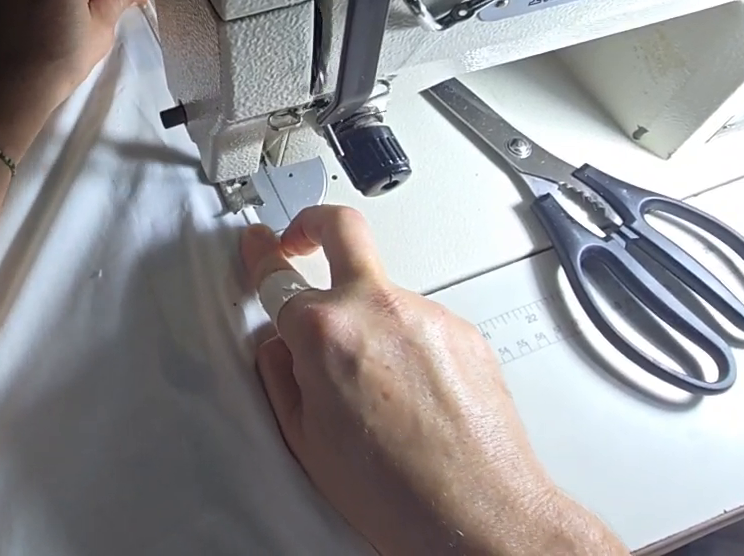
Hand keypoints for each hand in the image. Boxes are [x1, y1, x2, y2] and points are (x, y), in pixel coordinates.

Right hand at [243, 206, 624, 555]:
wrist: (485, 520)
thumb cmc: (397, 494)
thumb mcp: (305, 440)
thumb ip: (280, 375)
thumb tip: (279, 344)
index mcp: (324, 331)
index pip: (277, 274)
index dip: (260, 253)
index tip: (258, 243)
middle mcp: (374, 306)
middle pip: (340, 228)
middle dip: (311, 223)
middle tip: (300, 238)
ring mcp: (423, 313)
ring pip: (381, 291)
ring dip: (369, 318)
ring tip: (380, 385)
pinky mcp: (461, 329)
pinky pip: (417, 321)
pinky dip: (407, 344)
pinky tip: (413, 393)